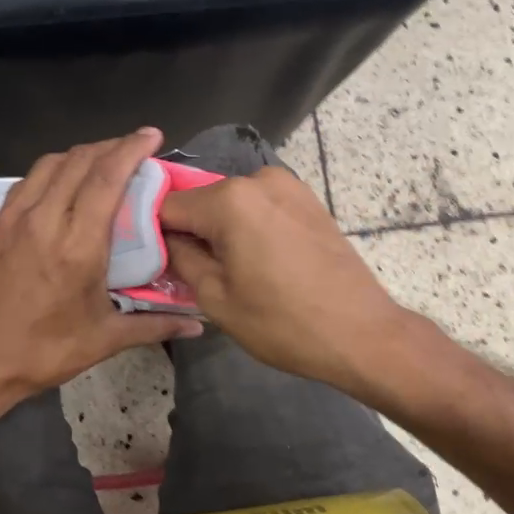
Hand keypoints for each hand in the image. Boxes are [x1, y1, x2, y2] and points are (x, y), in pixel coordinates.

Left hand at [0, 129, 204, 402]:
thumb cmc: (45, 352)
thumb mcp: (104, 340)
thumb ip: (154, 325)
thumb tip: (199, 323)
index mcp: (77, 246)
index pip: (106, 178)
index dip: (131, 149)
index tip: (152, 137)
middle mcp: (45, 222)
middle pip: (80, 161)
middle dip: (111, 146)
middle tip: (135, 148)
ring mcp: (15, 220)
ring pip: (51, 165)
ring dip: (81, 154)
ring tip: (104, 160)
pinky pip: (28, 181)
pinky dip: (52, 170)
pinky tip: (65, 181)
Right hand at [159, 166, 420, 397]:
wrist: (363, 334)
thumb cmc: (282, 322)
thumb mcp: (215, 298)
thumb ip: (180, 259)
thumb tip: (164, 241)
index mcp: (229, 200)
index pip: (166, 206)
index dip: (153, 234)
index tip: (151, 261)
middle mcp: (258, 179)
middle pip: (200, 202)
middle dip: (189, 231)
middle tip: (189, 273)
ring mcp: (288, 186)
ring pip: (230, 205)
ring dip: (220, 231)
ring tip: (228, 272)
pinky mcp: (308, 201)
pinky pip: (259, 208)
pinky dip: (248, 228)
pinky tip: (256, 263)